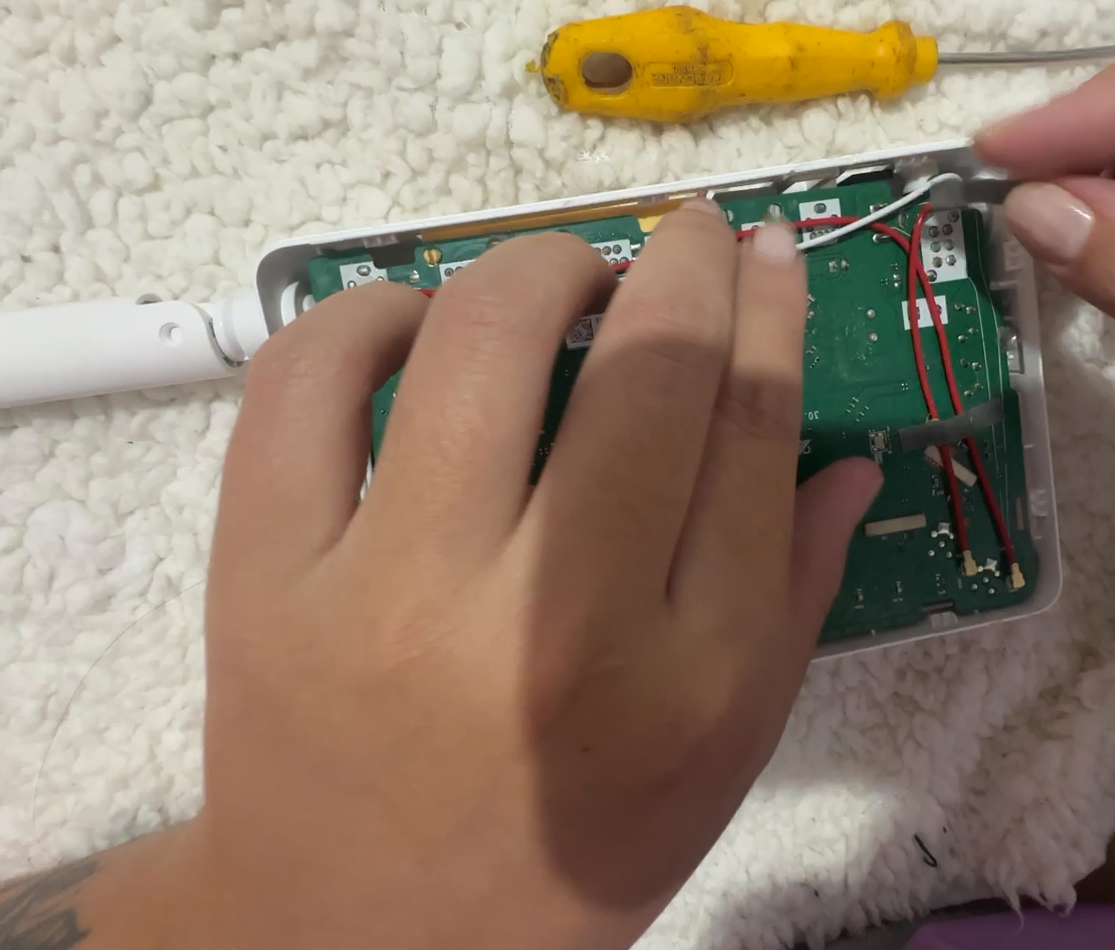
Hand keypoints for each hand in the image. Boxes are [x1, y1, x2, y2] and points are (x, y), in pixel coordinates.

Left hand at [176, 204, 880, 947]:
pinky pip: (306, 381)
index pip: (753, 432)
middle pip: (645, 371)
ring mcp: (392, 594)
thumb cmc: (574, 840)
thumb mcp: (727, 744)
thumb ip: (796, 588)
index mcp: (689, 674)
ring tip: (566, 274)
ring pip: (479, 342)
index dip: (772, 312)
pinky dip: (369, 313)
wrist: (360, 935)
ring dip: (541, 265)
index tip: (770, 249)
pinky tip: (416, 323)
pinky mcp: (262, 578)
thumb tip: (851, 455)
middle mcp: (552, 623)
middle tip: (688, 234)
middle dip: (683, 262)